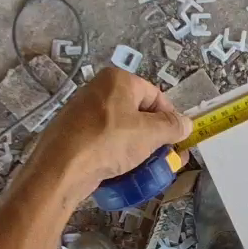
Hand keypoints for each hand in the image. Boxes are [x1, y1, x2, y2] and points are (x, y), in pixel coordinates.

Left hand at [22, 67, 190, 202]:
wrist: (60, 168)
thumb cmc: (109, 142)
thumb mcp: (149, 134)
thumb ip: (172, 127)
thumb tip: (186, 124)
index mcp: (117, 79)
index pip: (155, 95)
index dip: (170, 118)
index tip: (177, 139)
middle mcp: (98, 89)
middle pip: (137, 112)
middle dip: (153, 135)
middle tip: (163, 155)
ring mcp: (82, 111)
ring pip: (121, 128)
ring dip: (137, 146)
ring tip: (144, 166)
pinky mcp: (72, 133)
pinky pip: (103, 140)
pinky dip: (116, 152)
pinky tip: (121, 169)